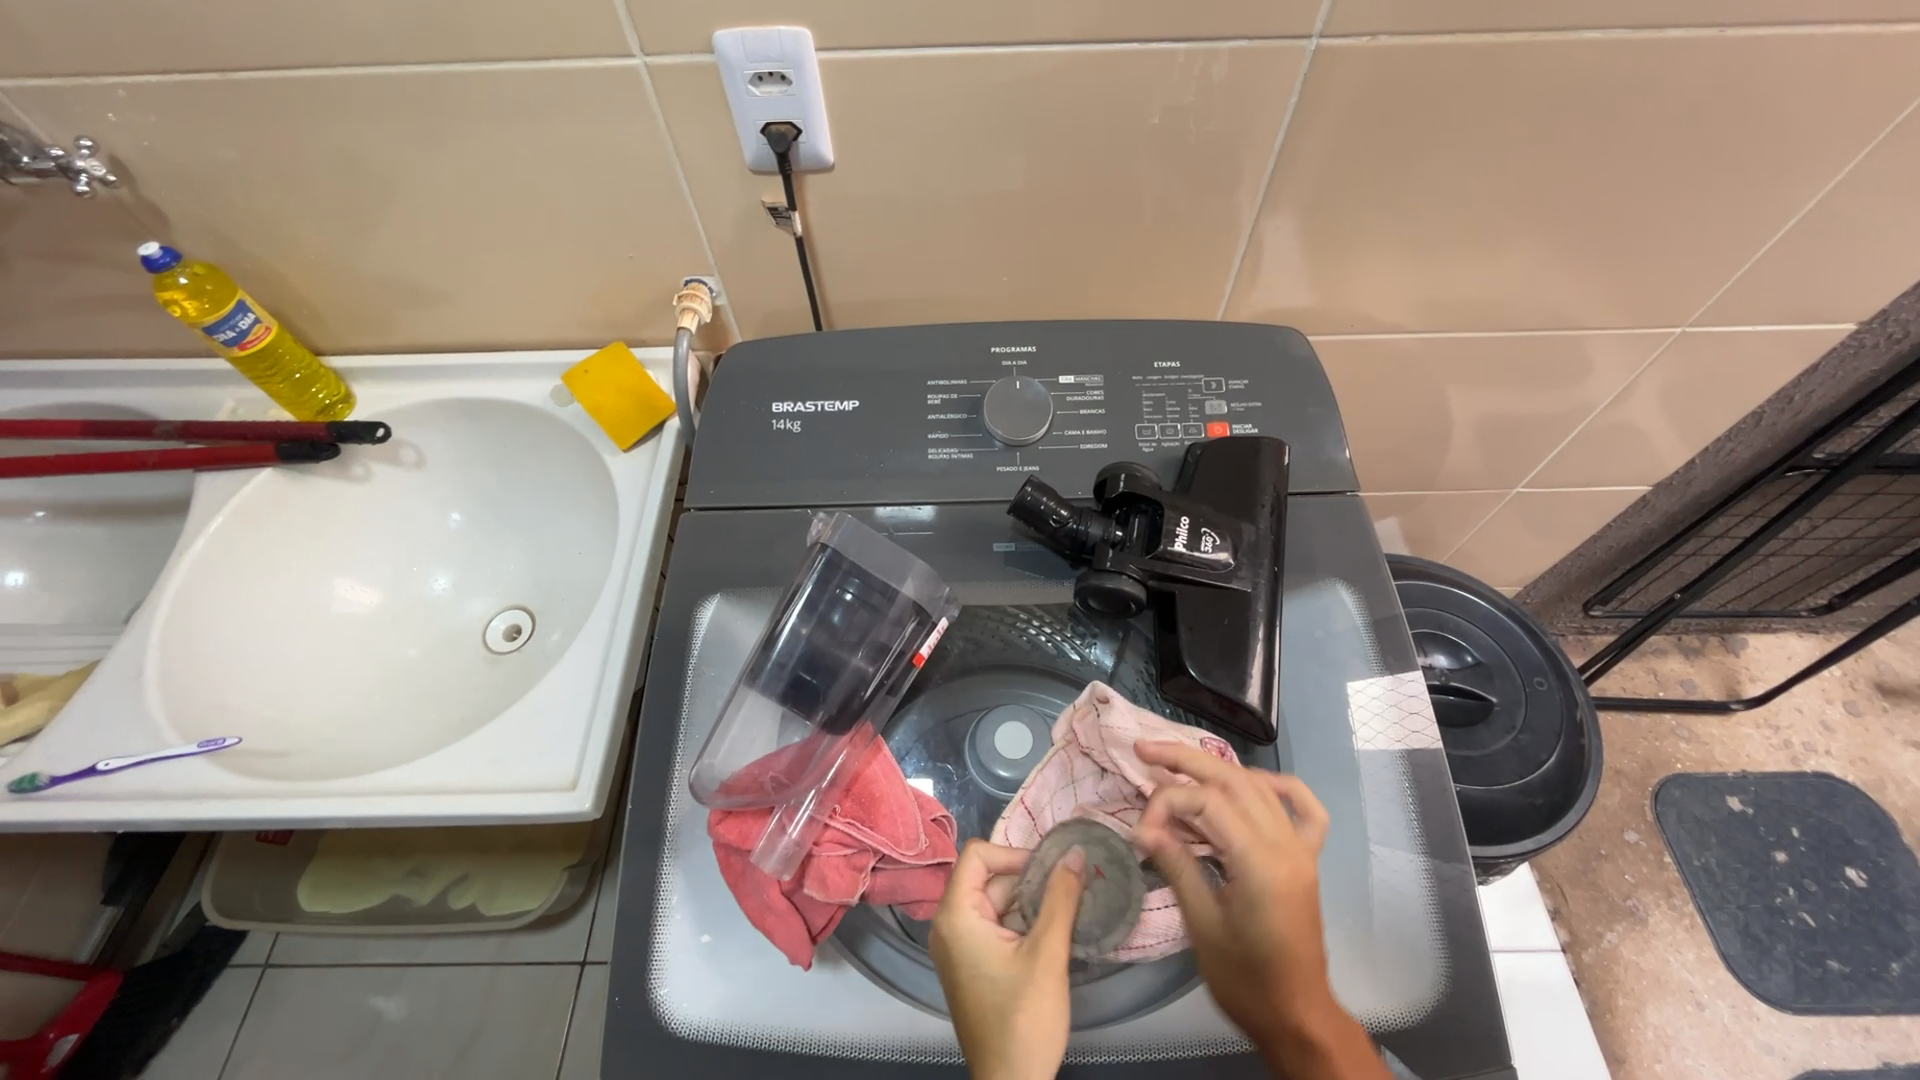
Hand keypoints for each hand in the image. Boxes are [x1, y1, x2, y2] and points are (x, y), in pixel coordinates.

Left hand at [929, 838, 1085, 1079]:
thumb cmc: (1024, 1019)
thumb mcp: (1047, 954)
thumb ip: (1061, 898)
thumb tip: (1075, 853)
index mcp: (956, 916)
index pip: (977, 855)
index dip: (1014, 854)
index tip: (1051, 870)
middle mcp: (950, 925)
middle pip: (988, 878)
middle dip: (1028, 878)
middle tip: (1070, 885)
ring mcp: (959, 946)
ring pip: (996, 902)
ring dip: (1030, 901)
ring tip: (1068, 904)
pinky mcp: (972, 963)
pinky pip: (996, 925)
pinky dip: (1022, 921)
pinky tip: (1054, 929)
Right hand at [1133, 741, 1387, 1079]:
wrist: (1296, 1015)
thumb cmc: (1245, 980)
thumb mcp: (1202, 924)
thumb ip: (1177, 865)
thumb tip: (1143, 828)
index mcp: (1259, 861)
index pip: (1207, 803)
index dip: (1167, 804)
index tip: (1140, 832)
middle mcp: (1284, 845)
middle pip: (1233, 780)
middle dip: (1185, 760)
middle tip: (1143, 749)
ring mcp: (1299, 850)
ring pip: (1258, 787)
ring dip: (1216, 770)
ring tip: (1176, 763)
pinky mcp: (1305, 859)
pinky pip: (1302, 809)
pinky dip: (1278, 786)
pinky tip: (1251, 783)